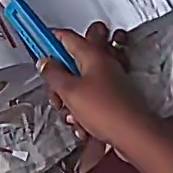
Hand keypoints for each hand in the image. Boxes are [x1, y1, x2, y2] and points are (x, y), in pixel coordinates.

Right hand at [42, 23, 172, 172]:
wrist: (133, 135)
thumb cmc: (107, 110)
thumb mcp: (69, 91)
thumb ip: (53, 74)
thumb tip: (44, 63)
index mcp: (92, 54)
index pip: (66, 37)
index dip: (50, 38)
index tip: (38, 40)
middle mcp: (103, 63)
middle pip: (74, 60)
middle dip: (60, 75)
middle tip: (53, 85)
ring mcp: (110, 80)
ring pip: (80, 81)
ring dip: (69, 97)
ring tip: (68, 110)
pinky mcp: (113, 97)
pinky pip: (90, 98)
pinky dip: (83, 109)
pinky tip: (82, 122)